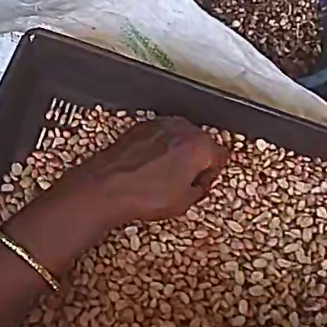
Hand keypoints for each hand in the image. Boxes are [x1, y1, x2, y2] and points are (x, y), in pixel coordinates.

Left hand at [46, 116, 228, 228]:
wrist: (105, 188)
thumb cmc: (143, 194)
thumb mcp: (184, 202)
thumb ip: (201, 188)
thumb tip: (199, 184)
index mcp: (200, 145)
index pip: (220, 155)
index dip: (212, 173)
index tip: (203, 184)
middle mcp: (182, 129)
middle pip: (201, 142)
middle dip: (196, 160)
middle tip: (185, 182)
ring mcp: (160, 125)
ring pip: (179, 137)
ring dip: (177, 153)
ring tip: (164, 176)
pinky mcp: (140, 127)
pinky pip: (160, 136)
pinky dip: (159, 148)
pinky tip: (150, 167)